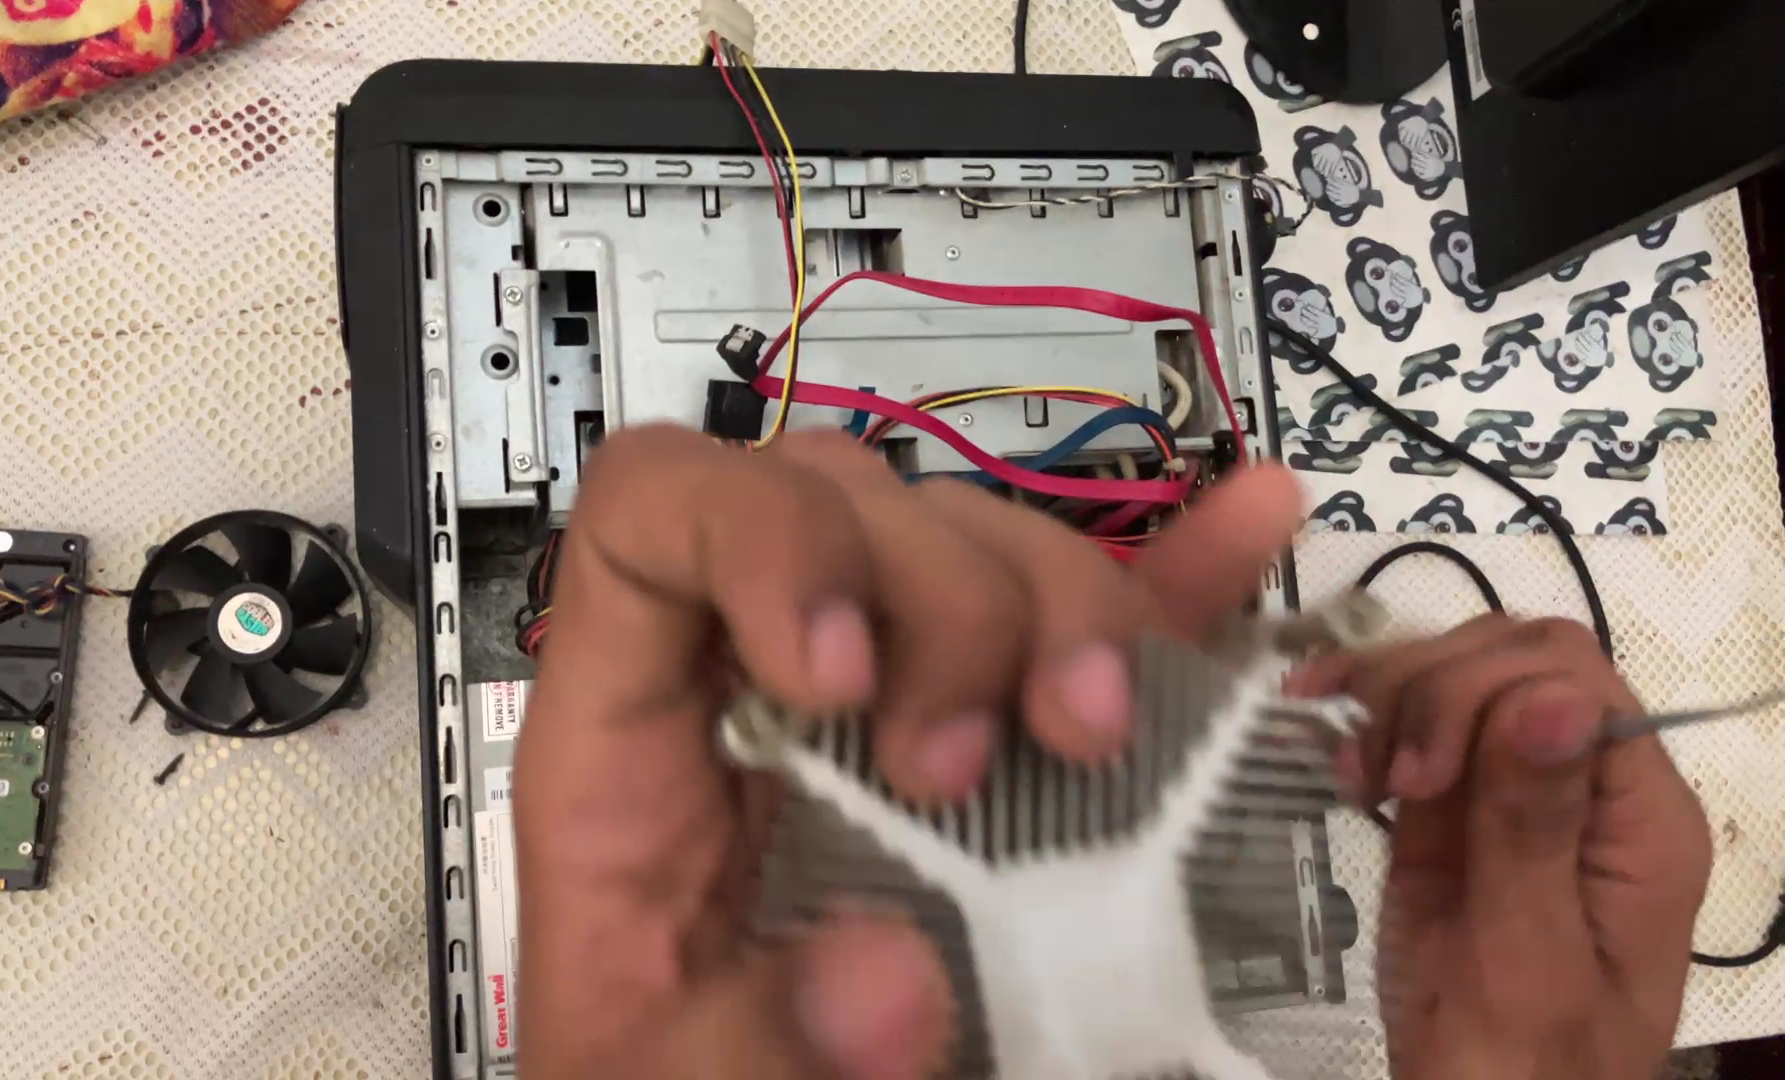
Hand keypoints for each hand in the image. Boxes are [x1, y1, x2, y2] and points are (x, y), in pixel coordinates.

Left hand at [513, 425, 1300, 1078]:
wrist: (745, 1074)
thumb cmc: (672, 1055)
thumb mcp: (659, 1070)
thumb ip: (735, 1039)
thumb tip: (891, 981)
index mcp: (636, 713)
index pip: (654, 507)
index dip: (752, 533)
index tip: (840, 674)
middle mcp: (758, 651)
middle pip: (843, 497)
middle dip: (933, 600)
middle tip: (963, 762)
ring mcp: (889, 656)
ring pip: (966, 529)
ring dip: (1048, 602)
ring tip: (1085, 733)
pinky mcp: (995, 700)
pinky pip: (1076, 594)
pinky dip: (1166, 565)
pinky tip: (1252, 523)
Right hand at [1291, 615, 1710, 1079]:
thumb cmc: (1514, 1052)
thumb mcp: (1525, 950)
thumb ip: (1534, 824)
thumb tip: (1552, 699)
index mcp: (1636, 815)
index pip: (1565, 675)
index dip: (1477, 695)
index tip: (1414, 775)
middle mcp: (1577, 778)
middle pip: (1502, 656)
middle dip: (1422, 692)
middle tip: (1377, 777)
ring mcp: (1506, 780)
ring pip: (1445, 670)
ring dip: (1381, 701)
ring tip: (1350, 774)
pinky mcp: (1444, 792)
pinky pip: (1404, 716)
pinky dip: (1355, 714)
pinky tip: (1329, 748)